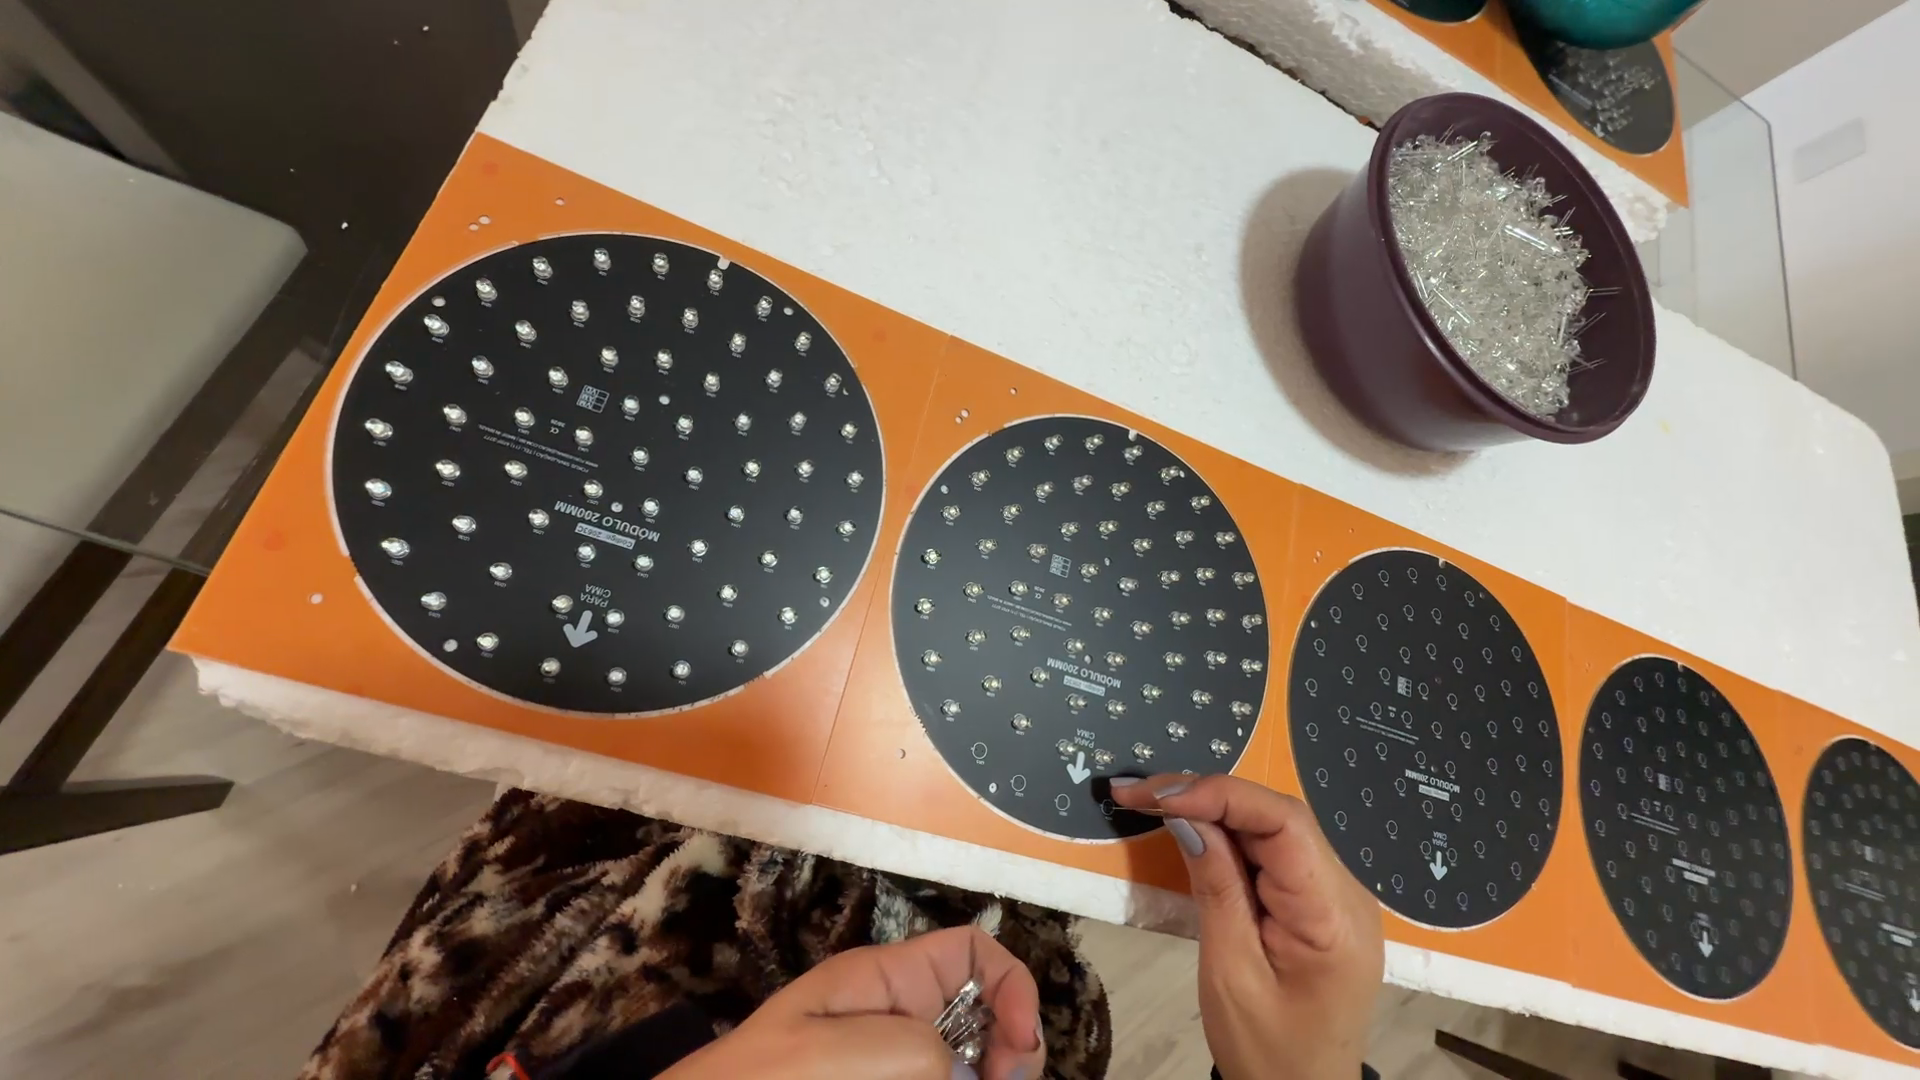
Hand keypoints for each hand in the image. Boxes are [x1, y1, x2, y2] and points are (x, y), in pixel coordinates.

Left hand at [659, 925, 1045, 1079]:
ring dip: (990, 1077)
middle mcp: (904, 1018)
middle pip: (987, 1016)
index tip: (1021, 1045)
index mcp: (890, 980)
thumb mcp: (822, 1050)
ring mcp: (899, 1064)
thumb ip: (901, 1047)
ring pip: (970, 1065)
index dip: (1012, 984)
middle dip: (1012, 1049)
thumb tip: (965, 1070)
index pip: (972, 952)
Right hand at [1111, 774, 1382, 1079]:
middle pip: (1276, 815)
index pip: (1283, 823)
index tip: (1157, 795)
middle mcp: (1346, 891)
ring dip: (1210, 807)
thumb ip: (1215, 886)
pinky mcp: (1316, 897)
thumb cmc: (1266, 1050)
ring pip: (1270, 823)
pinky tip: (1189, 824)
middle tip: (1138, 794)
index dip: (1219, 794)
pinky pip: (1271, 846)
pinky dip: (1225, 829)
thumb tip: (1184, 815)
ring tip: (1151, 802)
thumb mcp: (1230, 973)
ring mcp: (1335, 892)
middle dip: (1205, 794)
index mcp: (1332, 916)